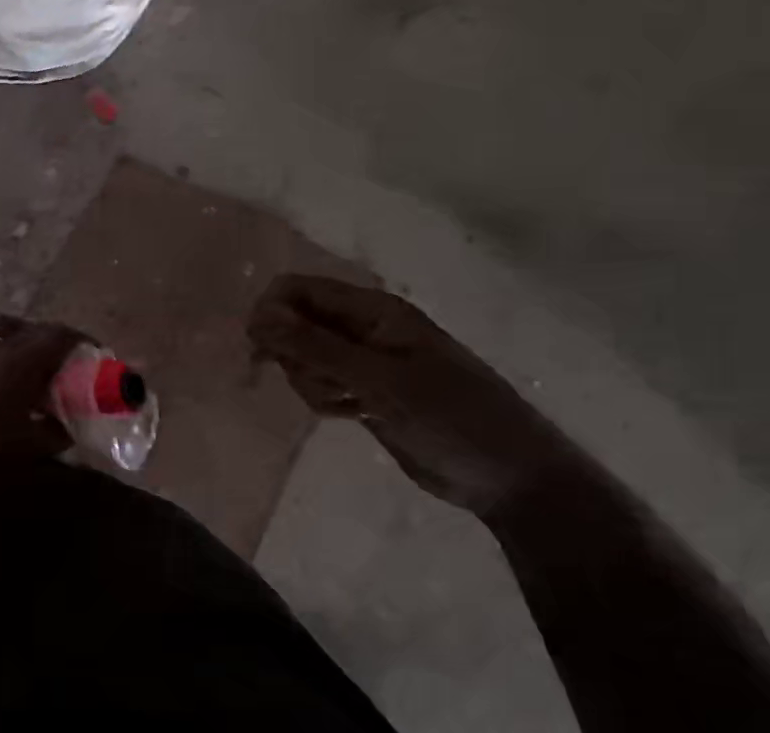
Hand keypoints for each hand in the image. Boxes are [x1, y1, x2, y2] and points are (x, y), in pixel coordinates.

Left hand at [0, 319, 87, 481]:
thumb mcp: (25, 449)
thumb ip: (53, 432)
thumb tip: (64, 426)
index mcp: (13, 360)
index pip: (56, 334)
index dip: (78, 341)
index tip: (92, 354)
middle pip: (19, 328)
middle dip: (39, 342)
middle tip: (51, 367)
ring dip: (6, 355)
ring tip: (14, 385)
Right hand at [248, 275, 580, 517]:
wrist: (513, 482)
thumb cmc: (455, 419)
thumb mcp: (381, 380)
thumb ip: (315, 346)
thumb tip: (258, 316)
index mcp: (374, 310)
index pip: (296, 289)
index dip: (272, 311)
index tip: (262, 347)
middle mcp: (363, 327)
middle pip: (292, 322)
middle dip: (292, 353)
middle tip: (320, 381)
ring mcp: (362, 360)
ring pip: (300, 356)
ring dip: (309, 381)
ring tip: (346, 404)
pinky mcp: (361, 390)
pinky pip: (316, 381)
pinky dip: (323, 398)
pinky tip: (353, 415)